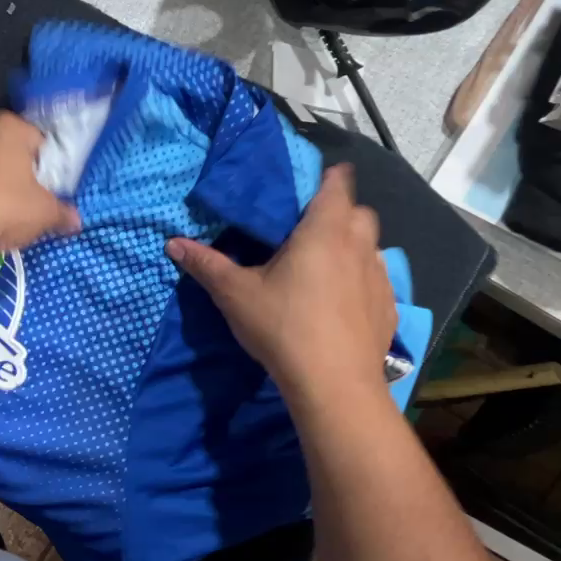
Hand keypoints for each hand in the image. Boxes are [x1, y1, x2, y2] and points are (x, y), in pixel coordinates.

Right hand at [166, 164, 395, 396]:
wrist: (333, 383)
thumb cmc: (283, 325)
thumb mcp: (234, 293)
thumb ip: (205, 264)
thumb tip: (173, 242)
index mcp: (323, 232)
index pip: (337, 185)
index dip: (326, 176)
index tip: (308, 180)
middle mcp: (358, 246)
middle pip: (359, 212)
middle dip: (339, 211)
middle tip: (306, 226)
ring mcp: (379, 277)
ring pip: (370, 245)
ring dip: (351, 245)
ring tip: (321, 263)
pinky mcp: (388, 306)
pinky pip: (375, 278)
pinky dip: (360, 278)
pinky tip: (339, 299)